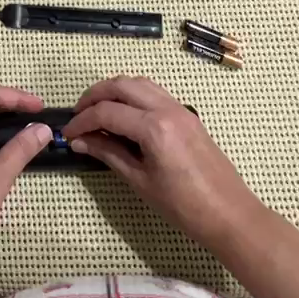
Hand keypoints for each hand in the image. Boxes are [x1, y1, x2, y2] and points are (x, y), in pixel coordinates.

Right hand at [61, 76, 268, 251]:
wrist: (231, 215)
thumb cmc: (184, 206)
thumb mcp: (141, 182)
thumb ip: (109, 154)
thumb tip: (80, 141)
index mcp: (154, 127)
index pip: (107, 112)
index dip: (82, 121)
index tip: (68, 134)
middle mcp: (166, 108)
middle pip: (121, 85)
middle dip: (94, 96)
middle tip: (78, 115)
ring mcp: (179, 108)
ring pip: (138, 82)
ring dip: (114, 91)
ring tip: (98, 112)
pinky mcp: (186, 114)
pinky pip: (153, 92)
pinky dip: (133, 95)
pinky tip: (124, 115)